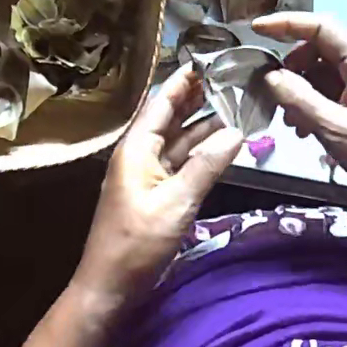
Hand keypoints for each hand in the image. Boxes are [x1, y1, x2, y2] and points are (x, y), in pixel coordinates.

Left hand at [74, 68, 245, 303]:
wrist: (109, 285)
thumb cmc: (137, 242)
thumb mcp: (176, 202)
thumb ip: (206, 166)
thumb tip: (237, 131)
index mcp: (135, 148)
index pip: (161, 104)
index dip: (183, 82)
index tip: (207, 60)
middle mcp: (138, 155)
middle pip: (169, 119)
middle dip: (196, 100)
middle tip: (229, 79)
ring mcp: (146, 176)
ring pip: (177, 143)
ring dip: (202, 127)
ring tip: (235, 106)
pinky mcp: (154, 195)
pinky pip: (179, 164)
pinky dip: (199, 154)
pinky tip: (222, 146)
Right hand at [252, 12, 346, 218]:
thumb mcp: (338, 131)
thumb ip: (300, 100)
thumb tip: (269, 77)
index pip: (322, 27)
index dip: (285, 24)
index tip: (255, 29)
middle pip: (320, 47)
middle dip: (291, 68)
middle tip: (273, 93)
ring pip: (323, 68)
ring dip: (300, 88)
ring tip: (290, 119)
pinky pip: (334, 85)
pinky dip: (314, 99)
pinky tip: (305, 125)